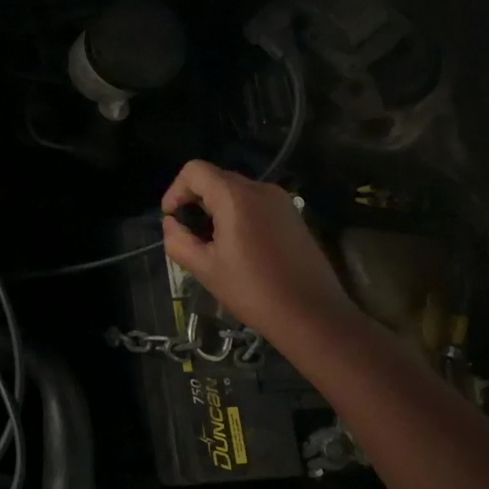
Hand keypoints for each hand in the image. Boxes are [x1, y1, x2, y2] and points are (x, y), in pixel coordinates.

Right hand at [160, 160, 356, 345]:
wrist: (315, 317)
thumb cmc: (254, 292)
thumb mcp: (205, 269)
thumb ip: (178, 240)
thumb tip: (172, 224)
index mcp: (236, 197)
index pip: (195, 171)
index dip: (175, 190)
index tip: (173, 219)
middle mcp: (261, 189)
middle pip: (215, 178)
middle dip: (196, 201)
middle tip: (190, 234)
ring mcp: (281, 202)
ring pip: (236, 191)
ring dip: (217, 209)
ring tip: (214, 244)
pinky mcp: (294, 216)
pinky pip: (255, 203)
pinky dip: (239, 215)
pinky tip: (241, 248)